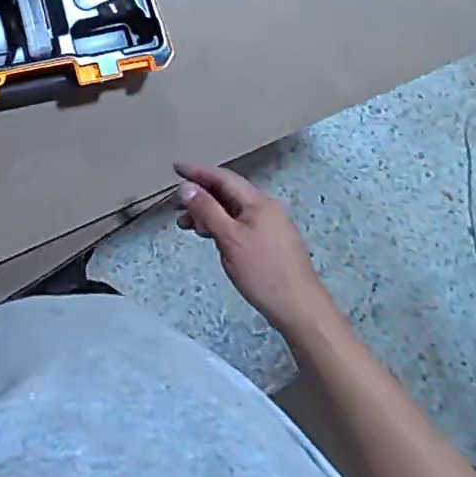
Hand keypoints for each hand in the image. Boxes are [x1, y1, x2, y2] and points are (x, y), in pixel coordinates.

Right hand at [174, 163, 335, 335]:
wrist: (299, 308)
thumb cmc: (262, 271)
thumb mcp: (228, 238)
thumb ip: (206, 210)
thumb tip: (187, 187)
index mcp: (258, 202)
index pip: (222, 178)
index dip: (197, 171)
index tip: (176, 168)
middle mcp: (265, 208)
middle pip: (227, 192)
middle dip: (200, 195)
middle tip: (176, 204)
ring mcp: (269, 225)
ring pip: (231, 210)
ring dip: (208, 212)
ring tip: (186, 224)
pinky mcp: (268, 242)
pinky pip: (238, 223)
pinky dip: (220, 225)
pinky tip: (208, 235)